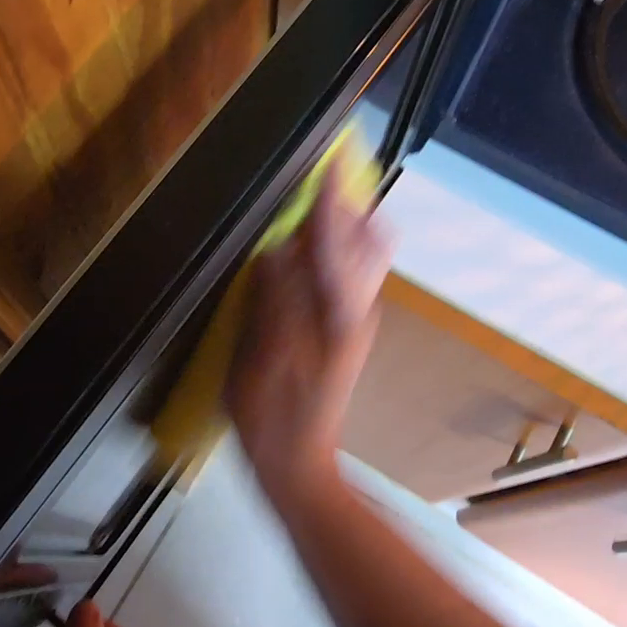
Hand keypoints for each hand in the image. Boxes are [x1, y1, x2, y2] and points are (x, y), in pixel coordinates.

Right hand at [227, 152, 393, 506]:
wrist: (298, 463)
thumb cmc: (273, 416)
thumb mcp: (261, 358)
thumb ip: (272, 301)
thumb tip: (275, 249)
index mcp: (336, 314)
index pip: (336, 241)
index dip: (329, 200)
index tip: (326, 163)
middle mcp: (356, 310)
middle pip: (366, 241)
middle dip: (346, 206)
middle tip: (317, 180)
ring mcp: (356, 320)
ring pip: (361, 257)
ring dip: (340, 227)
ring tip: (307, 208)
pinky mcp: (347, 331)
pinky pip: (348, 276)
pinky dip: (332, 252)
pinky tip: (302, 252)